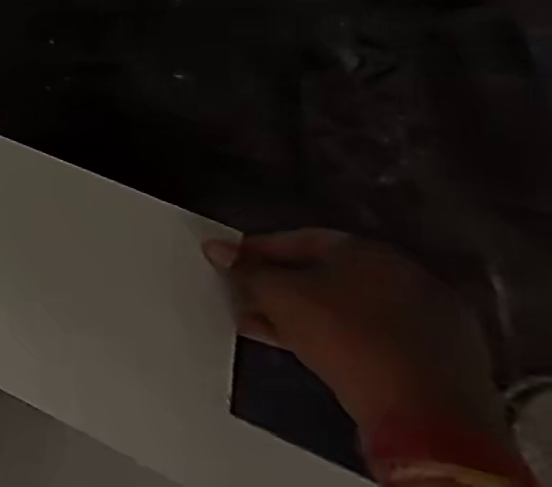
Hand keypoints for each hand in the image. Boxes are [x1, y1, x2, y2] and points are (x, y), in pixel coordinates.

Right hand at [203, 230, 504, 436]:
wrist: (425, 416)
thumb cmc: (344, 335)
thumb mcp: (276, 295)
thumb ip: (244, 269)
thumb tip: (217, 250)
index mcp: (372, 253)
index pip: (298, 239)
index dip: (256, 250)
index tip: (226, 262)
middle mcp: (408, 279)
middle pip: (324, 274)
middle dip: (278, 285)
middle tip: (242, 294)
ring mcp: (431, 322)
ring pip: (346, 307)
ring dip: (300, 313)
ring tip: (260, 323)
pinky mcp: (437, 360)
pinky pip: (369, 335)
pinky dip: (332, 335)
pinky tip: (298, 344)